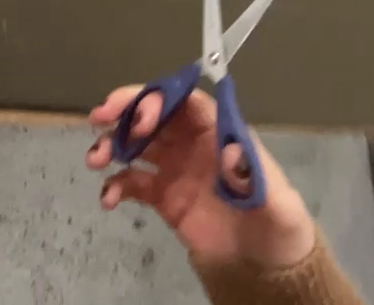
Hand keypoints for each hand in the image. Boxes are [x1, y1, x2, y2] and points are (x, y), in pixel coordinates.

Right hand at [86, 86, 314, 268]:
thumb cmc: (277, 226)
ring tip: (95, 159)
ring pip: (137, 143)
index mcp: (218, 133)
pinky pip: (132, 182)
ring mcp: (174, 168)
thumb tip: (232, 148)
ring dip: (112, 144)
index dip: (159, 100)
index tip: (138, 114)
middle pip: (154, 114)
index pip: (184, 102)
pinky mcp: (163, 197)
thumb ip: (255, 175)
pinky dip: (115, 185)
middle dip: (125, 111)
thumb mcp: (277, 200)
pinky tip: (108, 197)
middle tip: (99, 118)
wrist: (266, 272)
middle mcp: (192, 142)